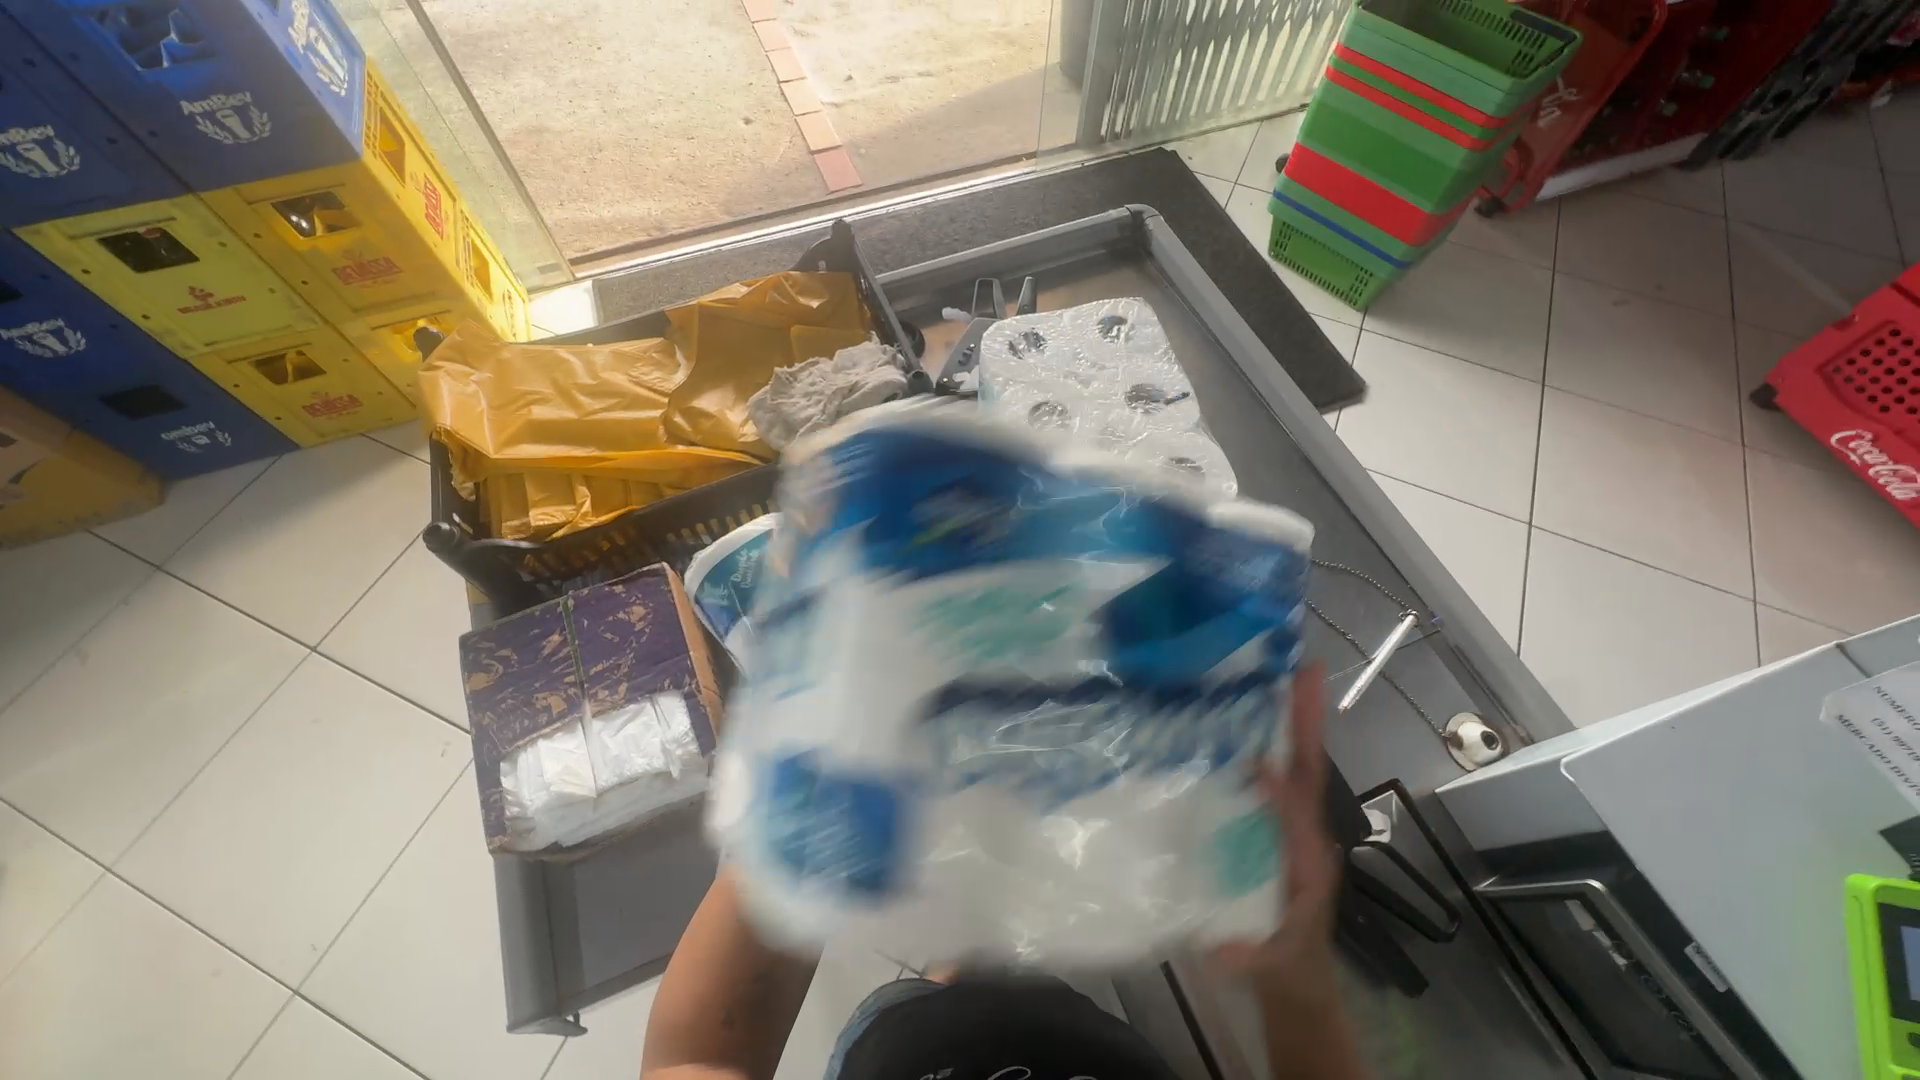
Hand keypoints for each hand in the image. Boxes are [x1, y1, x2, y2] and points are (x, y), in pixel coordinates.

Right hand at [1212, 663, 1343, 1006]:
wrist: (1294, 975)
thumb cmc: (1281, 964)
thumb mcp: (1265, 965)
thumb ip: (1249, 956)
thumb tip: (1220, 948)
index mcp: (1304, 863)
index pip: (1295, 817)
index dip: (1280, 789)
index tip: (1258, 759)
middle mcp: (1302, 834)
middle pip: (1305, 771)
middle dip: (1304, 723)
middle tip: (1300, 671)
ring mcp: (1289, 825)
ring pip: (1291, 766)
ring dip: (1286, 722)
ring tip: (1270, 676)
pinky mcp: (1271, 822)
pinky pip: (1270, 775)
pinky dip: (1263, 740)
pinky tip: (1235, 715)